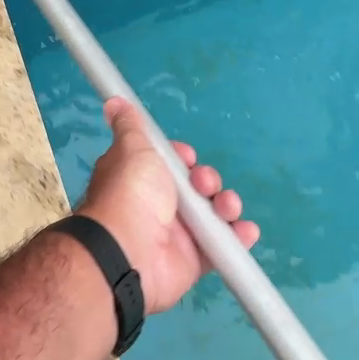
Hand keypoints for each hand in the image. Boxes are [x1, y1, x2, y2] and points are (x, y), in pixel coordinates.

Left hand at [75, 96, 258, 313]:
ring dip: (226, 205)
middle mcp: (158, 202)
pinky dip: (237, 237)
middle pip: (195, 186)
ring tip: (226, 208)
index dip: (183, 158)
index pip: (170, 162)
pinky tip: (244, 231)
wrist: (130, 251)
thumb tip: (113, 101)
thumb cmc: (132, 192)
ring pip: (213, 213)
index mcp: (140, 176)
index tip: (186, 157)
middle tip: (203, 185)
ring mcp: (177, 232)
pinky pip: (222, 246)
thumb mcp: (132, 148)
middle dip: (207, 180)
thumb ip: (130, 126)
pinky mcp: (194, 259)